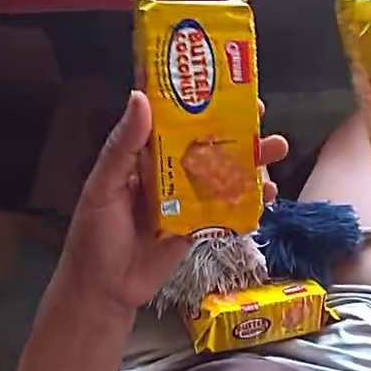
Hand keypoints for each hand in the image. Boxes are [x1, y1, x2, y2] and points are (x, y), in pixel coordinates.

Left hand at [53, 91, 287, 317]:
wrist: (104, 290)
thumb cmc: (95, 235)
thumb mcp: (103, 187)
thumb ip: (123, 146)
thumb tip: (140, 96)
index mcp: (140, 157)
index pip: (170, 119)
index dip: (195, 99)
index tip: (221, 81)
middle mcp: (164, 172)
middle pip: (203, 143)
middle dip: (234, 128)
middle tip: (262, 113)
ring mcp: (183, 200)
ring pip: (219, 173)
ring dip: (248, 161)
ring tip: (275, 149)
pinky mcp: (196, 226)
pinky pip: (224, 208)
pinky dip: (247, 200)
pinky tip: (267, 193)